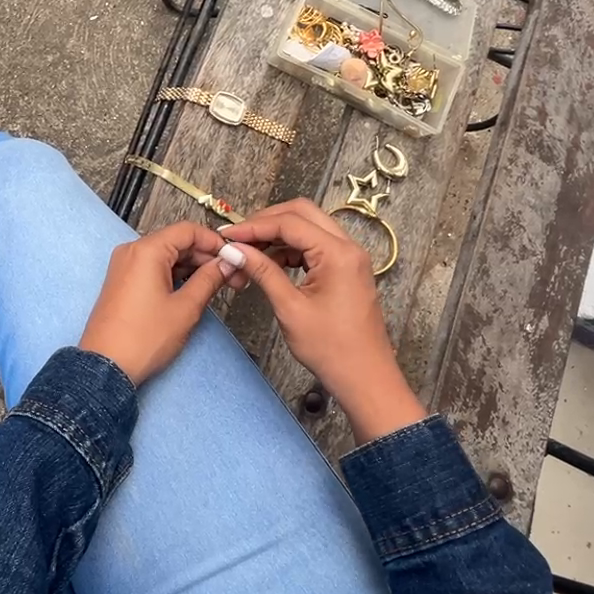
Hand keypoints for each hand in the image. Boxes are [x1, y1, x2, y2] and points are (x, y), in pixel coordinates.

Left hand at [79, 222, 230, 384]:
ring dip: (192, 267)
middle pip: (177, 241)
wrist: (106, 366)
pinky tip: (193, 289)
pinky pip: (154, 267)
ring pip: (166, 255)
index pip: (187, 230)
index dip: (215, 242)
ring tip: (217, 285)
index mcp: (146, 250)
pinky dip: (175, 275)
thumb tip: (225, 264)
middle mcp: (132, 251)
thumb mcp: (185, 308)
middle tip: (231, 277)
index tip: (233, 257)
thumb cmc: (142, 339)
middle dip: (206, 257)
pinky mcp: (123, 281)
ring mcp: (125, 265)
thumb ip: (209, 280)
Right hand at [219, 199, 427, 442]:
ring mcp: (349, 257)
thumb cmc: (330, 349)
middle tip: (239, 237)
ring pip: (308, 227)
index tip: (227, 236)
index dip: (254, 226)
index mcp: (338, 253)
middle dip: (267, 220)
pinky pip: (314, 245)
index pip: (289, 223)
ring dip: (278, 234)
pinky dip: (290, 248)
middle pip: (302, 213)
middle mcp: (348, 247)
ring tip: (249, 253)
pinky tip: (269, 264)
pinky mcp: (346, 269)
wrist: (366, 380)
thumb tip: (233, 250)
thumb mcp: (289, 308)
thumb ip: (262, 271)